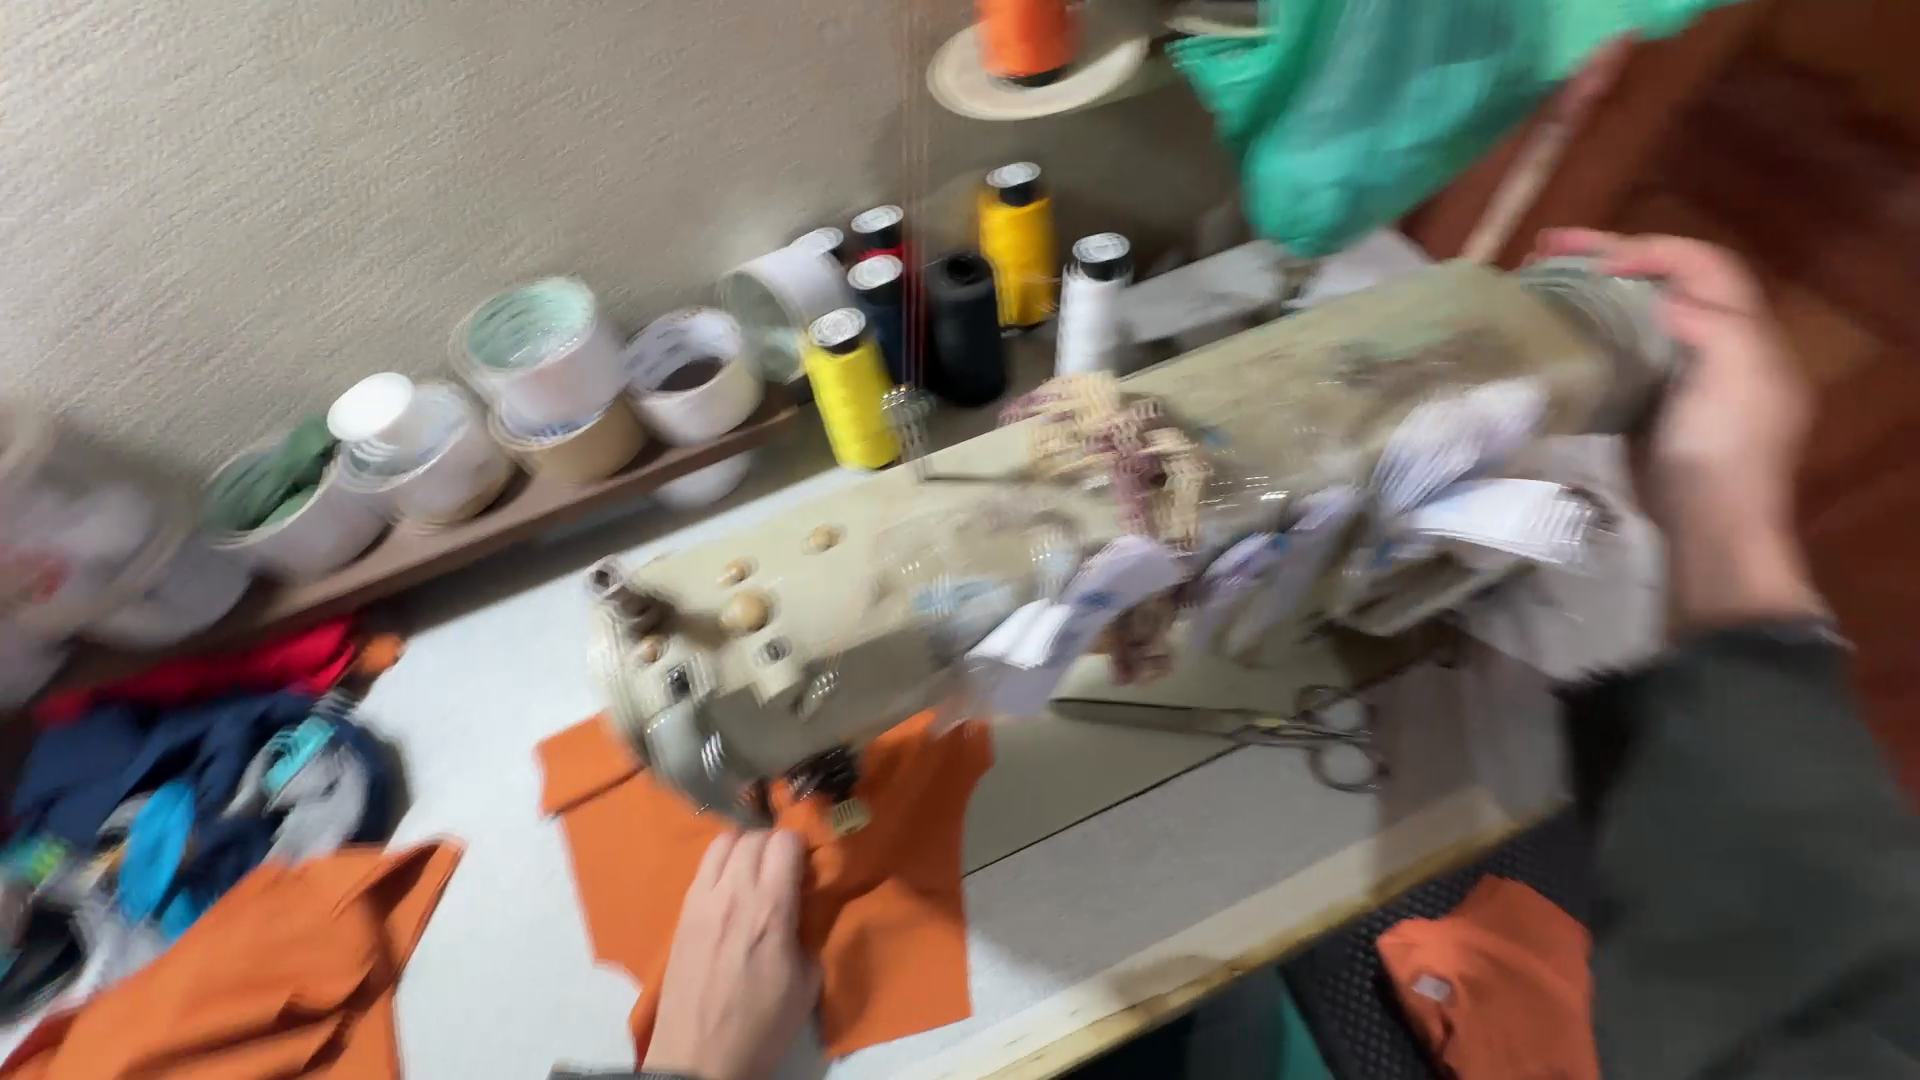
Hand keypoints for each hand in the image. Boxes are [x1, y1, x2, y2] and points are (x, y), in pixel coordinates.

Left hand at [644, 831, 820, 1079]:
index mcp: (770, 909)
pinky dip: (722, 864)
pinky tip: (730, 888)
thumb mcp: (806, 982)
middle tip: (783, 869)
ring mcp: (702, 900)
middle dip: (774, 845)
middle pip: (755, 836)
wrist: (698, 1061)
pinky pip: (704, 866)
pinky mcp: (682, 913)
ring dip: (745, 847)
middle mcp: (733, 894)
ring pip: (724, 841)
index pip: (786, 842)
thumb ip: (807, 932)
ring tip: (754, 871)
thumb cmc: (760, 1026)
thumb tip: (803, 908)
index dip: (801, 848)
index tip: (806, 868)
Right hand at [1533, 229, 1824, 633]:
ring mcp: (1671, 371)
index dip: (1646, 251)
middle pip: (1660, 282)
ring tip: (1538, 280)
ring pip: (1630, 313)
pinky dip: (1579, 331)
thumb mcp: (1735, 382)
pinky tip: (1548, 332)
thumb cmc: (1722, 452)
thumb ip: (1712, 327)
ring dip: (1587, 290)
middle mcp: (1708, 341)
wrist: (1705, 521)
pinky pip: (1610, 349)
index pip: (1699, 267)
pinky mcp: (1638, 399)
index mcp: (1741, 330)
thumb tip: (1657, 296)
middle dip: (1608, 256)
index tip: (1587, 258)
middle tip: (1544, 248)